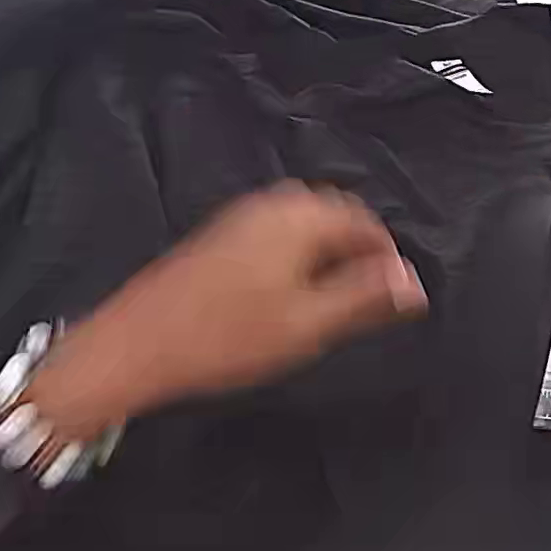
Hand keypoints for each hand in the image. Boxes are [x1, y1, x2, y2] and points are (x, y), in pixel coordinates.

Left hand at [23, 181, 426, 436]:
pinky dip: (299, 253)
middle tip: (366, 297)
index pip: (364, 220)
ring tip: (333, 298)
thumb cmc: (227, 336)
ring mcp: (242, 216)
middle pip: (335, 215)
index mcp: (298, 216)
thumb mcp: (308, 323)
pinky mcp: (222, 234)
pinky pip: (278, 231)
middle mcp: (271, 204)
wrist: (135, 345)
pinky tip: (291, 291)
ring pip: (305, 223)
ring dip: (329, 252)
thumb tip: (414, 281)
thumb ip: (365, 297)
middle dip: (358, 250)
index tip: (395, 292)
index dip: (386, 254)